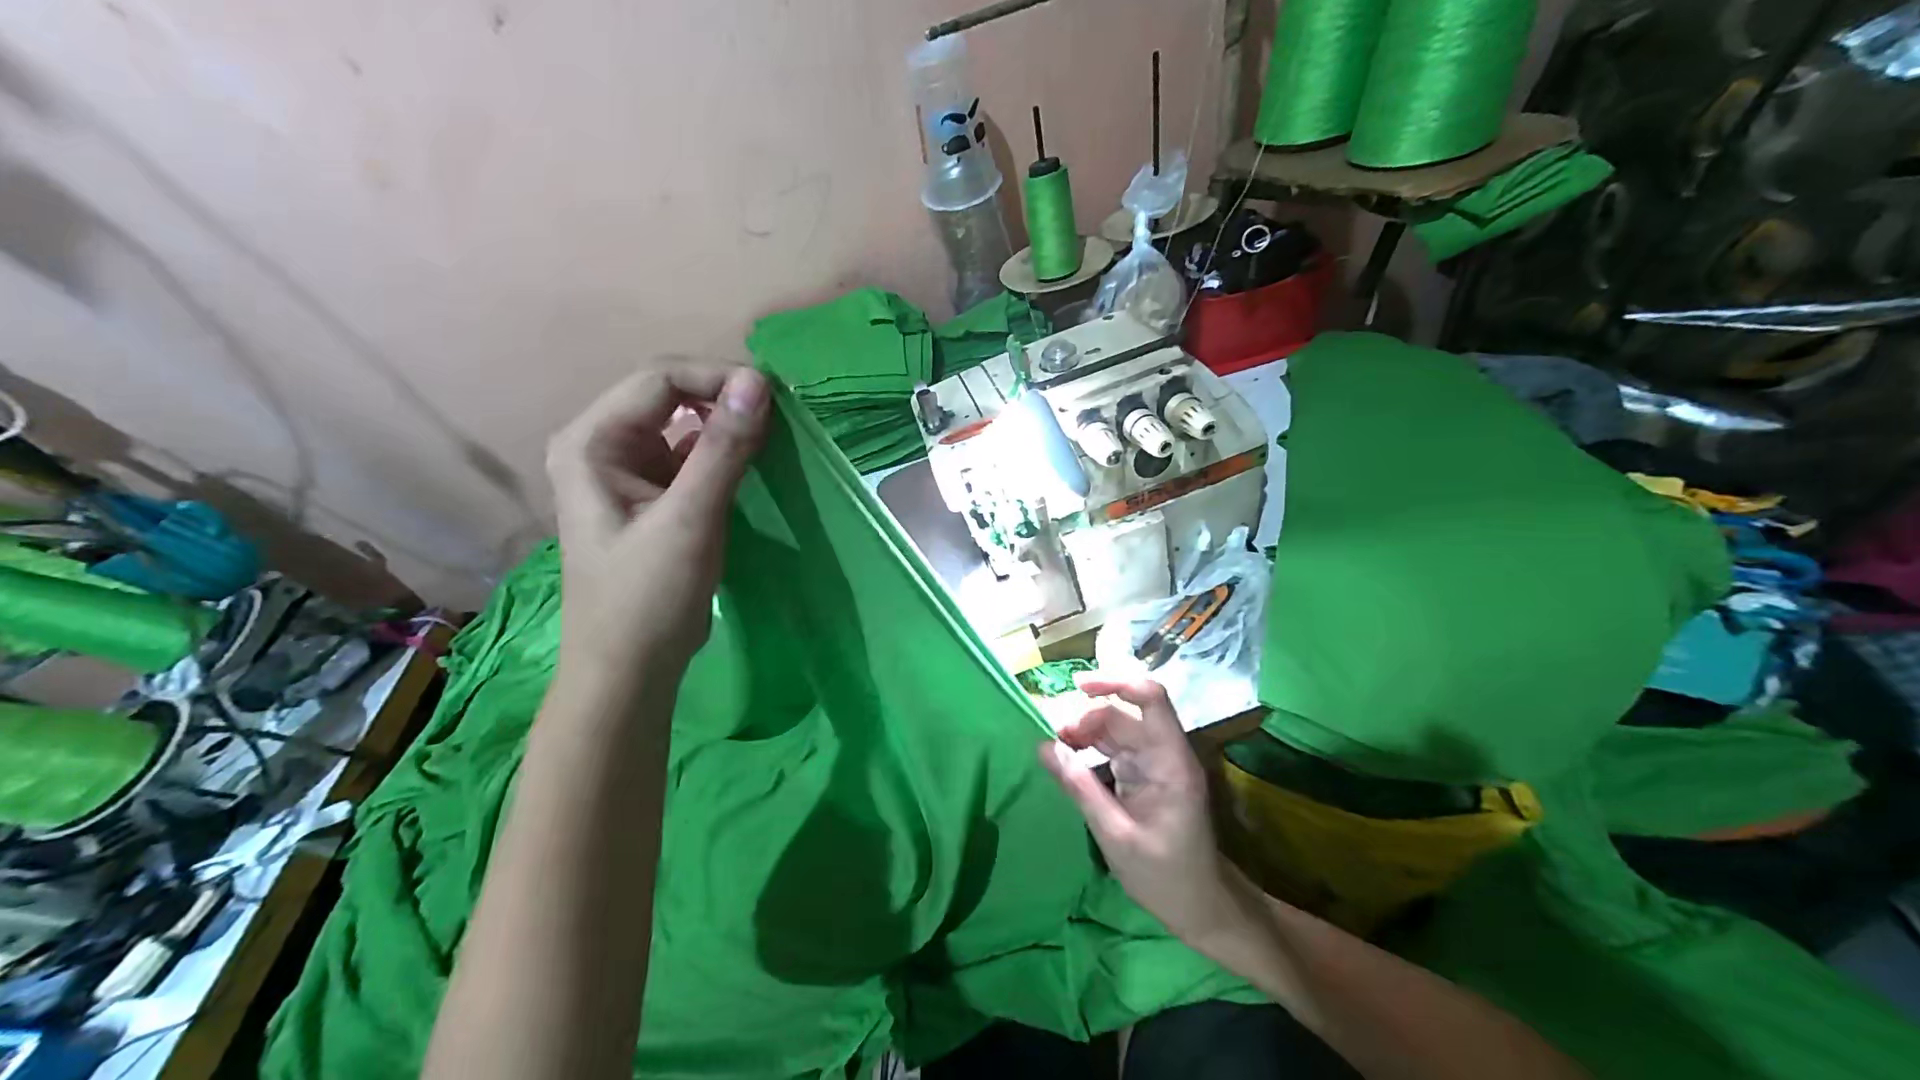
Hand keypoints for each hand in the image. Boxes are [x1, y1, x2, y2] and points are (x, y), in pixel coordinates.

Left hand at [545, 361, 768, 683]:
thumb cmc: (648, 598)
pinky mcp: (648, 495)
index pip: (659, 379)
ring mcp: (623, 470)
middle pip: (668, 395)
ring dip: (726, 426)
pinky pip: (688, 456)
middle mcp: (600, 445)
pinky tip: (752, 464)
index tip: (775, 397)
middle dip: (724, 398)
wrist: (629, 669)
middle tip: (779, 415)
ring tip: (773, 436)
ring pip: (682, 424)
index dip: (718, 377)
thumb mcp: (690, 520)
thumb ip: (723, 448)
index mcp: (591, 442)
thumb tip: (759, 382)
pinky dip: (722, 454)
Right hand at [1037, 676, 1256, 946]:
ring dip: (1085, 732)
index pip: (1152, 699)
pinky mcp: (1146, 775)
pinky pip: (1115, 748)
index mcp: (1170, 762)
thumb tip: (1044, 746)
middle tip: (1055, 742)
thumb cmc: (1164, 876)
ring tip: (1057, 750)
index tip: (1076, 687)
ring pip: (1117, 728)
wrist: (1201, 907)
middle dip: (1086, 717)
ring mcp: (1156, 763)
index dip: (1116, 683)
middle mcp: (1166, 754)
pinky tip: (1070, 760)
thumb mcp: (1115, 835)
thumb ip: (1080, 788)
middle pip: (1125, 714)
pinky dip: (1091, 748)